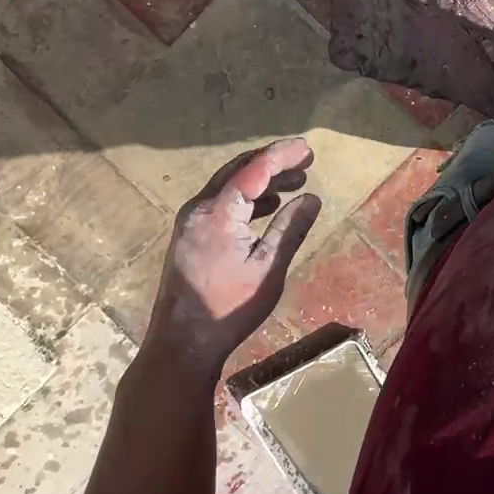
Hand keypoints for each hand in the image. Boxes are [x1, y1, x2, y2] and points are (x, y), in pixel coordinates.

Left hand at [144, 137, 322, 369]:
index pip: (254, 170)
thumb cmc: (228, 308)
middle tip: (305, 159)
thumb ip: (290, 228)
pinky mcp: (189, 236)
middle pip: (238, 170)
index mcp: (217, 213)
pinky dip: (247, 197)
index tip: (307, 147)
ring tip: (295, 182)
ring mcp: (190, 222)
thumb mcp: (268, 269)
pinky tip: (268, 207)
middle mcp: (199, 209)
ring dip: (262, 179)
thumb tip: (313, 198)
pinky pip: (221, 202)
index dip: (282, 155)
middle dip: (273, 161)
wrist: (180, 346)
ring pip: (229, 185)